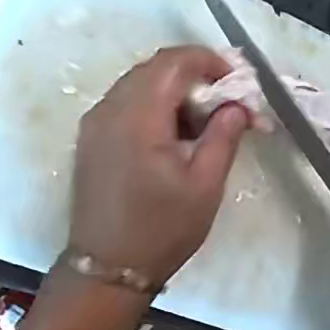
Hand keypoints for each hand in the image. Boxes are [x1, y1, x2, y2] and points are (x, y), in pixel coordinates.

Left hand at [66, 46, 249, 285]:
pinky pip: (126, 106)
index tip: (238, 81)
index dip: (209, 61)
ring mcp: (95, 124)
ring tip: (207, 123)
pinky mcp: (92, 140)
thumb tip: (237, 106)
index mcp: (138, 116)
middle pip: (154, 69)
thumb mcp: (205, 184)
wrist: (109, 267)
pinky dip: (156, 109)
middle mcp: (109, 109)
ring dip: (175, 93)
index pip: (173, 63)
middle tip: (228, 104)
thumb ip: (224, 136)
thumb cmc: (163, 228)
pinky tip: (176, 137)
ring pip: (139, 86)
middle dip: (195, 77)